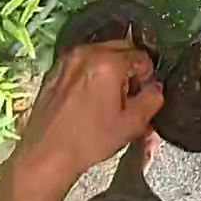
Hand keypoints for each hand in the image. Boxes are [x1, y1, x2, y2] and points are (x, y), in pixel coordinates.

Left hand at [9, 39, 162, 193]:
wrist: (46, 153)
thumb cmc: (90, 140)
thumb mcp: (131, 124)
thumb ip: (151, 100)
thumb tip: (155, 87)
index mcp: (108, 63)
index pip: (141, 57)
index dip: (147, 76)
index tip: (142, 94)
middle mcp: (86, 53)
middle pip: (121, 48)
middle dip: (130, 67)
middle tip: (129, 94)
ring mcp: (67, 60)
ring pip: (100, 53)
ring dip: (111, 67)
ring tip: (109, 97)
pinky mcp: (54, 70)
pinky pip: (82, 62)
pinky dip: (92, 71)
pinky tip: (89, 98)